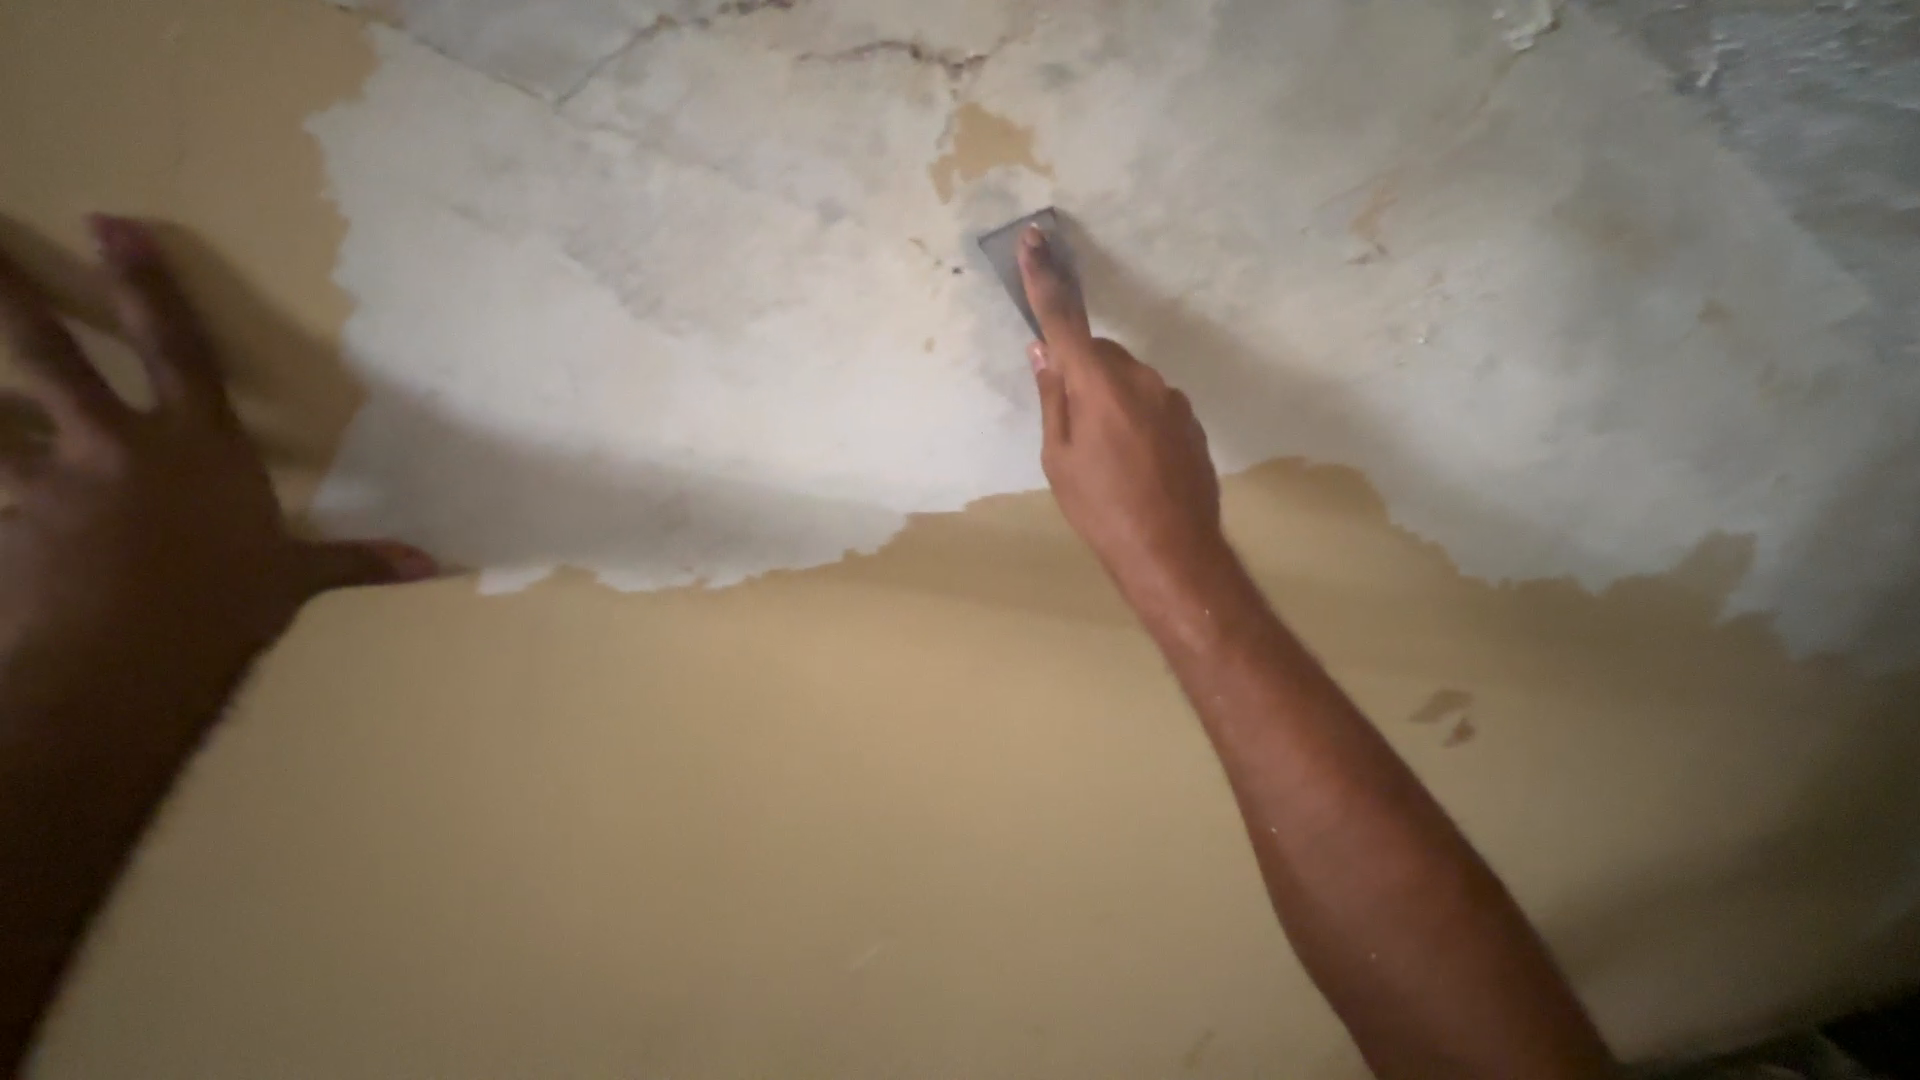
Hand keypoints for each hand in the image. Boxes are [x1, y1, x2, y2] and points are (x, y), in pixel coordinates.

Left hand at [0, 216, 433, 701]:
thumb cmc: (227, 603)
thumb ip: (359, 562)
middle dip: (13, 298)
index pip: (180, 351)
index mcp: (203, 448)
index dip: (149, 287)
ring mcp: (51, 480)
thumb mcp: (297, 579)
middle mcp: (121, 446)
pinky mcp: (5, 519)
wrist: (130, 657)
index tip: (111, 225)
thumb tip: (435, 563)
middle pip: (53, 357)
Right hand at [1018, 225, 1227, 600]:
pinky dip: (1136, 418)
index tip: (1035, 241)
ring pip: (1128, 380)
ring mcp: (1172, 398)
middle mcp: (1140, 378)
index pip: (1064, 320)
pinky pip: (1152, 402)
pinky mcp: (1191, 419)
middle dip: (1082, 374)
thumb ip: (1052, 398)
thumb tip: (1043, 351)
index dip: (1046, 279)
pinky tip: (1136, 462)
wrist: (1171, 549)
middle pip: (1099, 355)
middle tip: (1073, 427)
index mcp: (1098, 384)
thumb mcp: (1058, 458)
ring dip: (1111, 400)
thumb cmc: (1100, 508)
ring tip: (1108, 456)